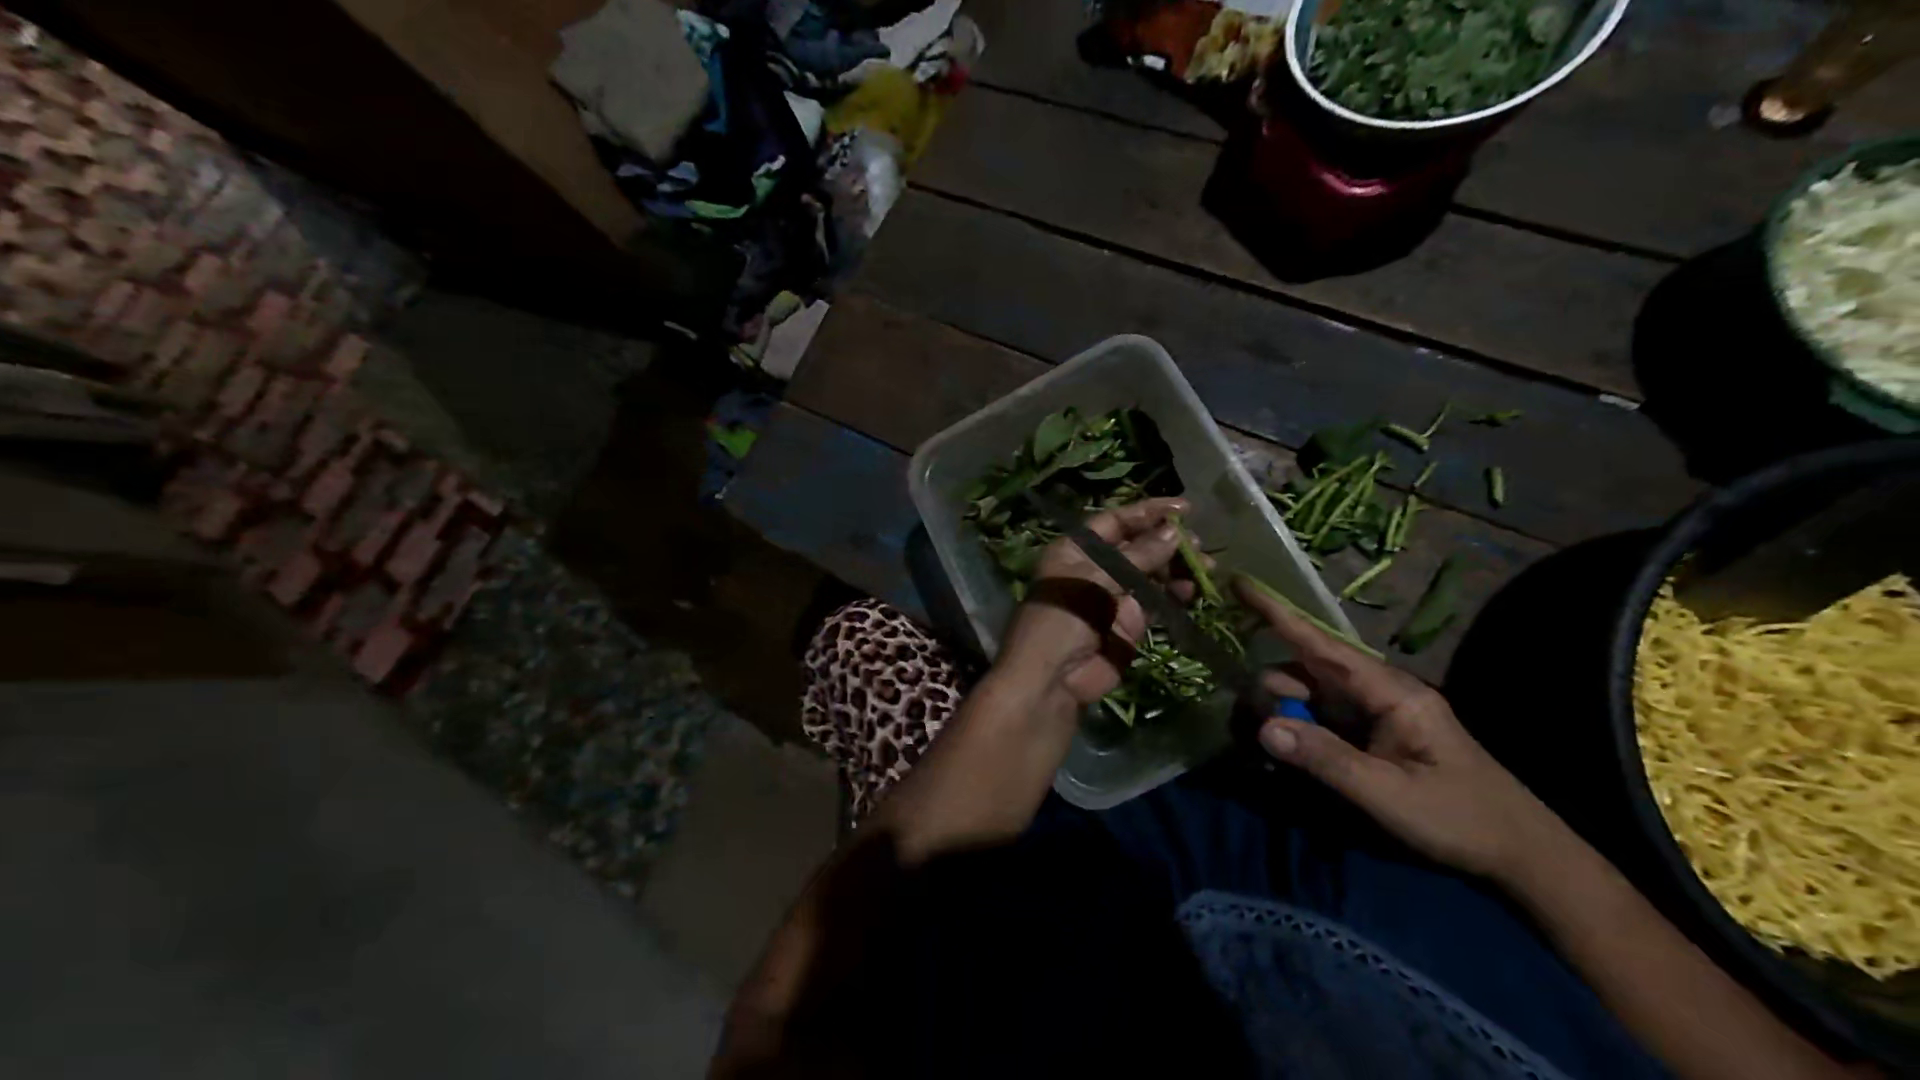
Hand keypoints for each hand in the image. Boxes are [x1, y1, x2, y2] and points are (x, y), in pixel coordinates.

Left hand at [997, 497, 1192, 704]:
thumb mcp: (1096, 578)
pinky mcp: (1130, 622)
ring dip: (1178, 567)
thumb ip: (1138, 556)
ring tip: (1205, 567)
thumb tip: (1175, 532)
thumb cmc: (1064, 617)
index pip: (1116, 521)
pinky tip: (1193, 590)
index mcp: (1077, 549)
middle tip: (1199, 543)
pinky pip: (1158, 600)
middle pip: (1138, 546)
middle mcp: (1096, 568)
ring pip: (1153, 573)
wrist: (1053, 678)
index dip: (1148, 513)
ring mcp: (1114, 595)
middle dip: (1169, 542)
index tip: (1185, 508)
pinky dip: (1176, 593)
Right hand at [1233, 575, 1560, 879]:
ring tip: (1259, 744)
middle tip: (1248, 726)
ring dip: (1281, 711)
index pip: (1323, 644)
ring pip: (1311, 694)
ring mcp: (1377, 713)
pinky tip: (1283, 750)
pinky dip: (1297, 728)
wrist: (1523, 854)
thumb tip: (1263, 727)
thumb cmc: (1461, 818)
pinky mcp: (1374, 734)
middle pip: (1308, 671)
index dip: (1278, 613)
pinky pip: (1322, 718)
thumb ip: (1325, 758)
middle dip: (1271, 688)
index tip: (1241, 583)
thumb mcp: (1389, 794)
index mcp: (1392, 692)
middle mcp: (1380, 692)